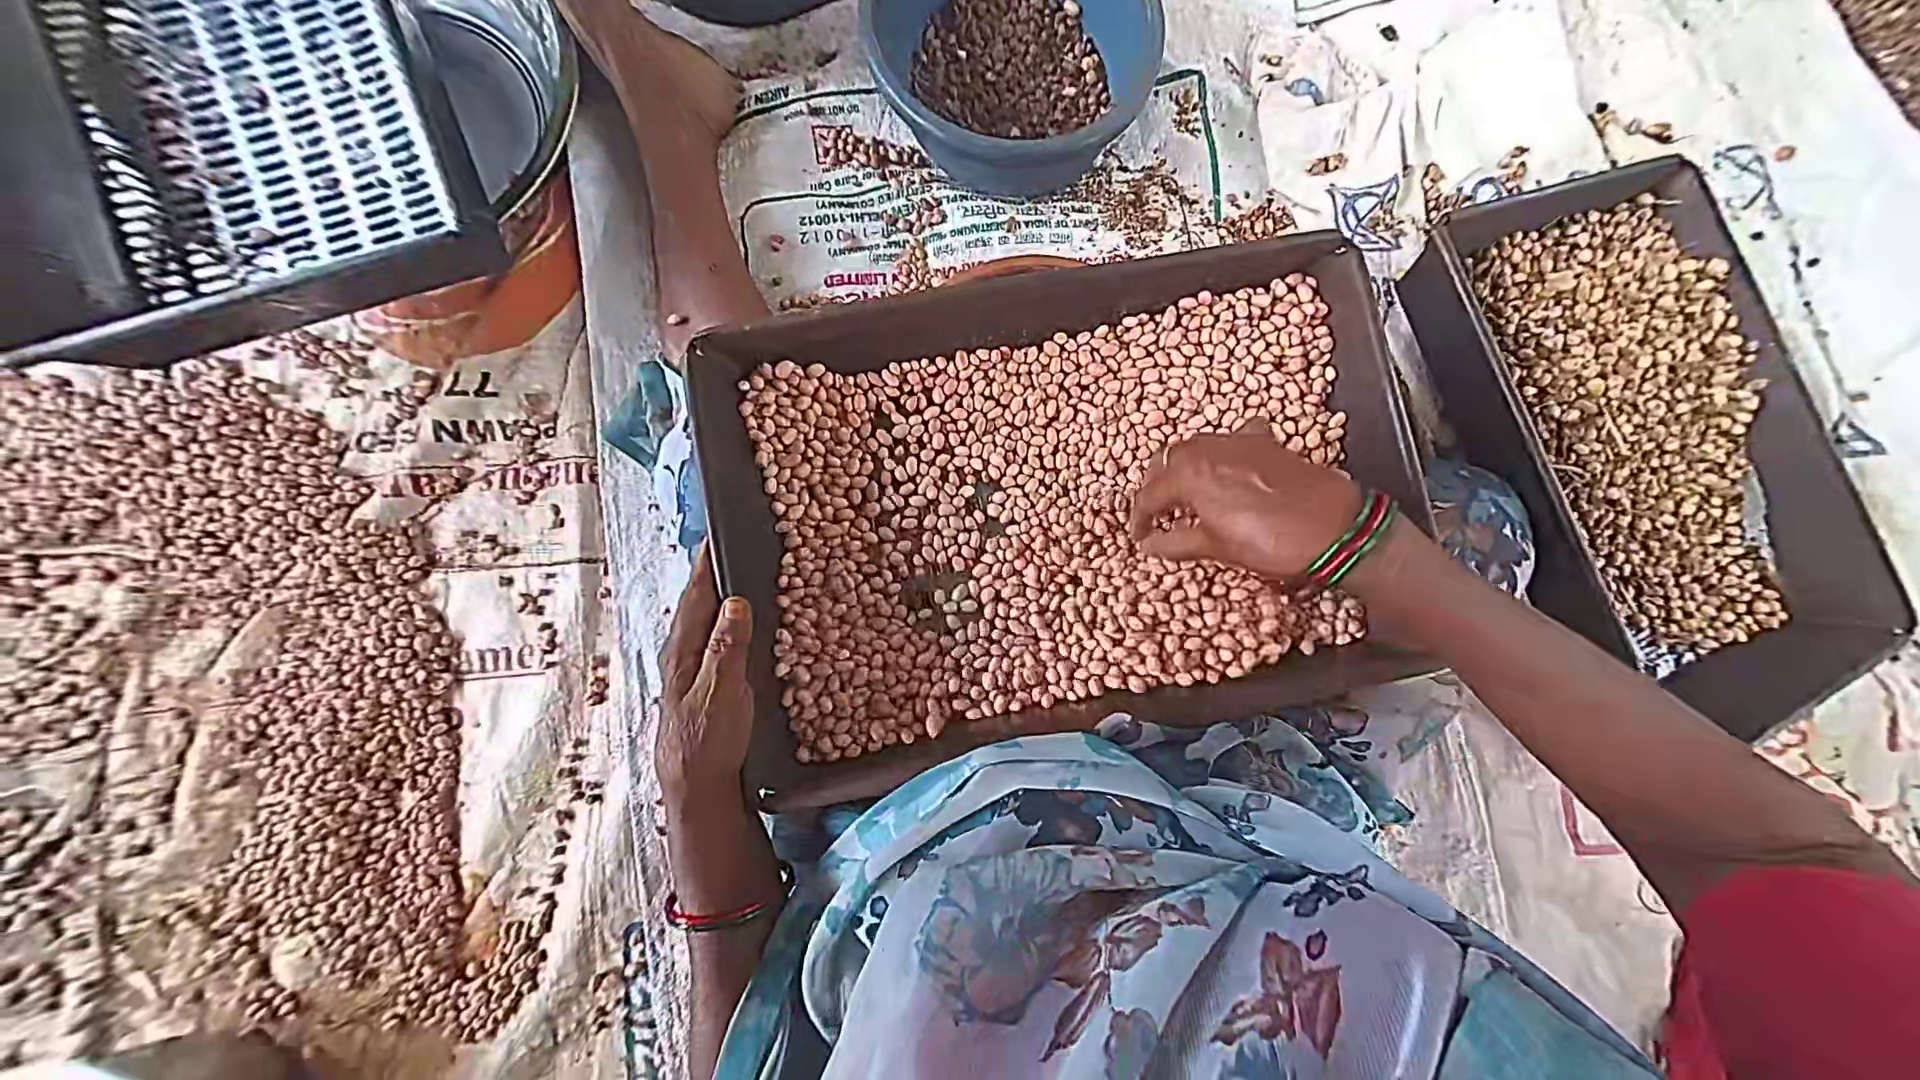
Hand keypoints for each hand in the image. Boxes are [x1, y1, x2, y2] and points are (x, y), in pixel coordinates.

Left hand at [658, 546, 754, 803]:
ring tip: (739, 573)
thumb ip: (727, 648)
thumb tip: (736, 601)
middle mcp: (684, 653)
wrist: (697, 787)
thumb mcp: (721, 694)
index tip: (719, 531)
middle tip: (734, 545)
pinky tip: (742, 622)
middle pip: (699, 602)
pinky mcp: (704, 681)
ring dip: (719, 594)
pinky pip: (715, 637)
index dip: (708, 562)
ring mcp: (692, 668)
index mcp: (684, 649)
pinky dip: (726, 620)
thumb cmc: (706, 741)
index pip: (697, 594)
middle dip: (713, 571)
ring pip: (706, 620)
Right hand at [1128, 421, 1362, 579]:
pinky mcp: (1267, 444)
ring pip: (1197, 446)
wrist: (1336, 529)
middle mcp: (1209, 450)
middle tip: (1158, 512)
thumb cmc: (1271, 541)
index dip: (1141, 518)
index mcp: (1189, 475)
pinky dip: (1224, 452)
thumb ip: (1176, 542)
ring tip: (1188, 492)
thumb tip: (1149, 544)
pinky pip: (1234, 439)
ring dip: (1185, 466)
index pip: (1150, 495)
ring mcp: (1239, 442)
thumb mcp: (1216, 547)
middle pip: (1167, 461)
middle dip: (1157, 485)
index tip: (1140, 535)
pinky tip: (1230, 466)